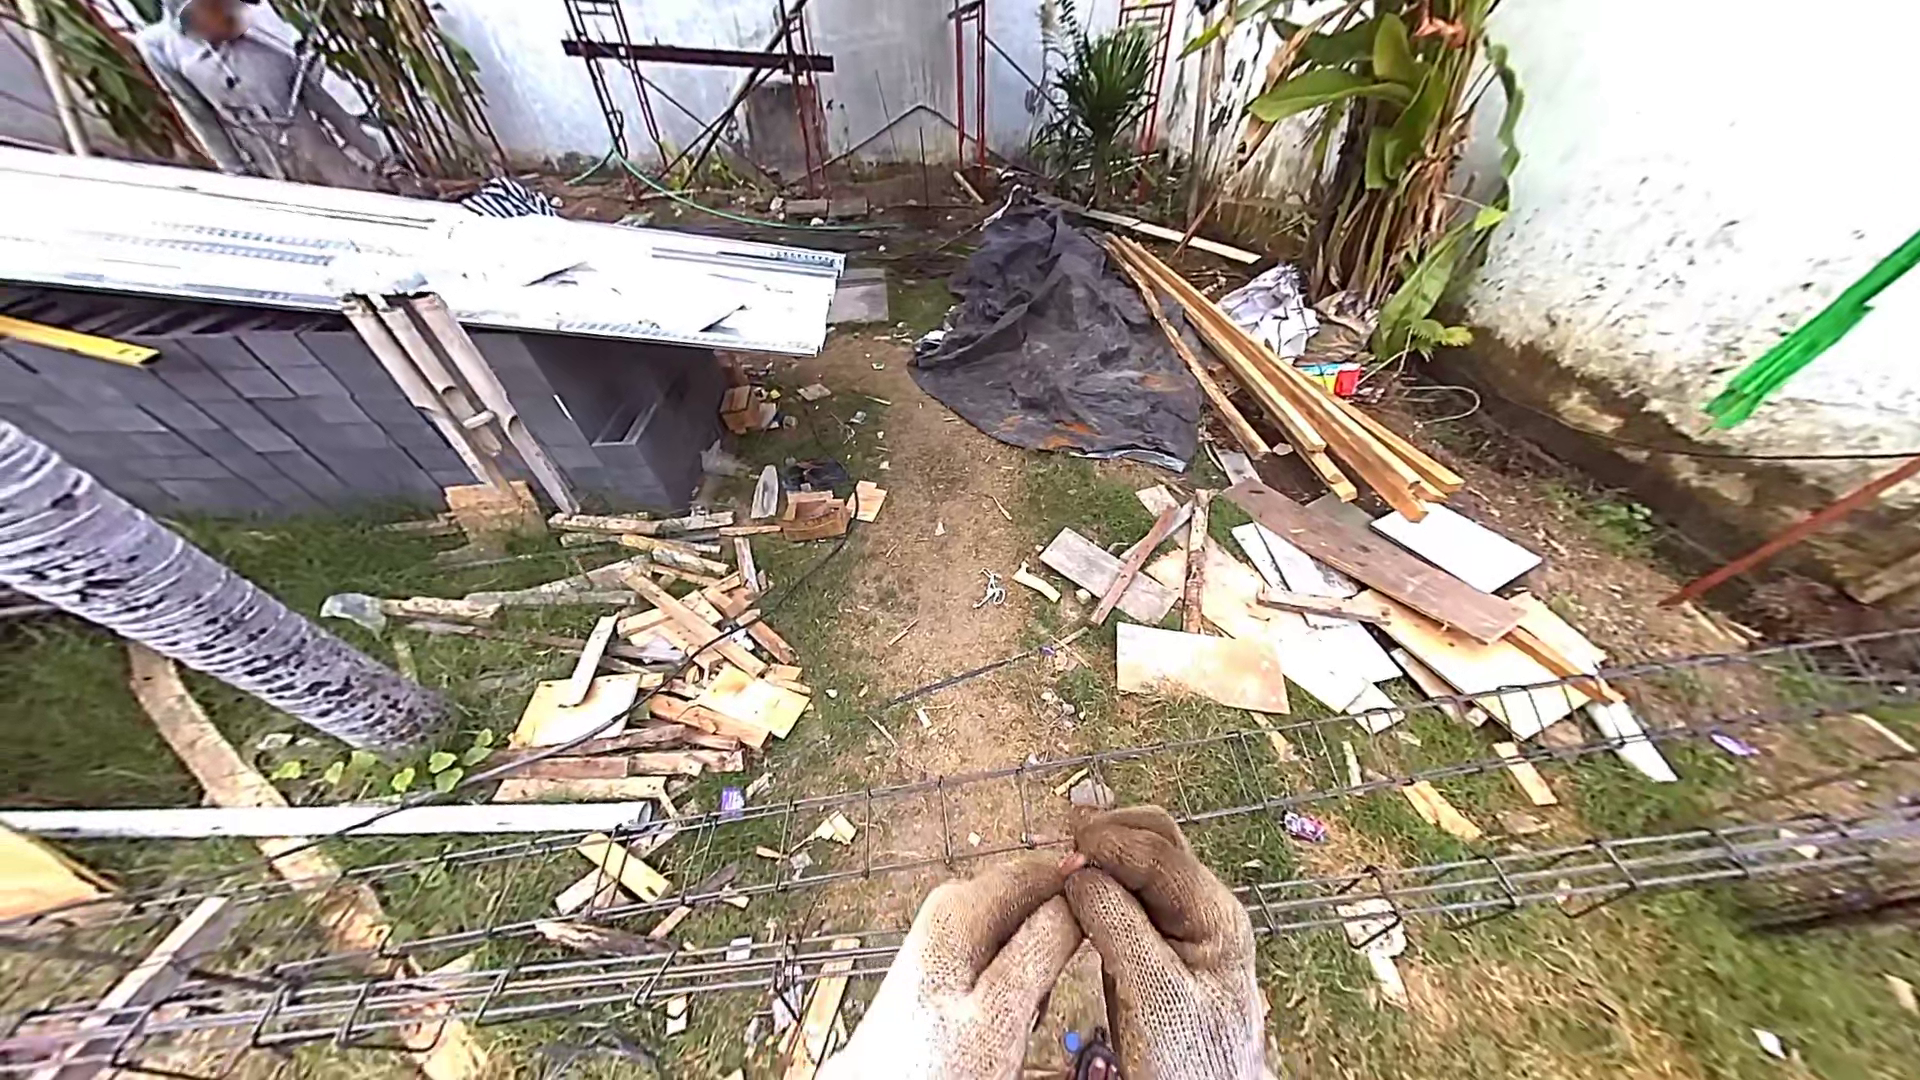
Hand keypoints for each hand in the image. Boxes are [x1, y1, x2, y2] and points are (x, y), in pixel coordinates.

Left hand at [819, 855, 1081, 1078]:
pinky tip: (1012, 1009)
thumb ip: (1040, 947)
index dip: (1077, 888)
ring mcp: (949, 927)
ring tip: (1030, 1006)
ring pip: (1018, 924)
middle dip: (1054, 929)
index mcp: (962, 901)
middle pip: (1028, 894)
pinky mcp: (949, 955)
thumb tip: (1077, 897)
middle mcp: (953, 901)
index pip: (1038, 869)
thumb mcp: (1001, 1010)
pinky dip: (1017, 973)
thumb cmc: (933, 1065)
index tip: (1107, 914)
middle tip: (1061, 978)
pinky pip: (1000, 949)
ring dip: (1037, 956)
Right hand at [1065, 806, 1264, 1079]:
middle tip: (1068, 847)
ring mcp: (1181, 917)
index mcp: (1215, 916)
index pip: (1161, 852)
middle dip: (1110, 833)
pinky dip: (1100, 876)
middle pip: (1156, 838)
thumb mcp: (1151, 994)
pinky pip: (1128, 886)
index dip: (1112, 842)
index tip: (1069, 852)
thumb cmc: (1187, 1065)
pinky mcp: (1156, 933)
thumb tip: (1078, 871)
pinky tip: (1077, 886)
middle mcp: (1202, 905)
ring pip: (1140, 856)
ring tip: (1067, 864)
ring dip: (1103, 851)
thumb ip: (1117, 925)